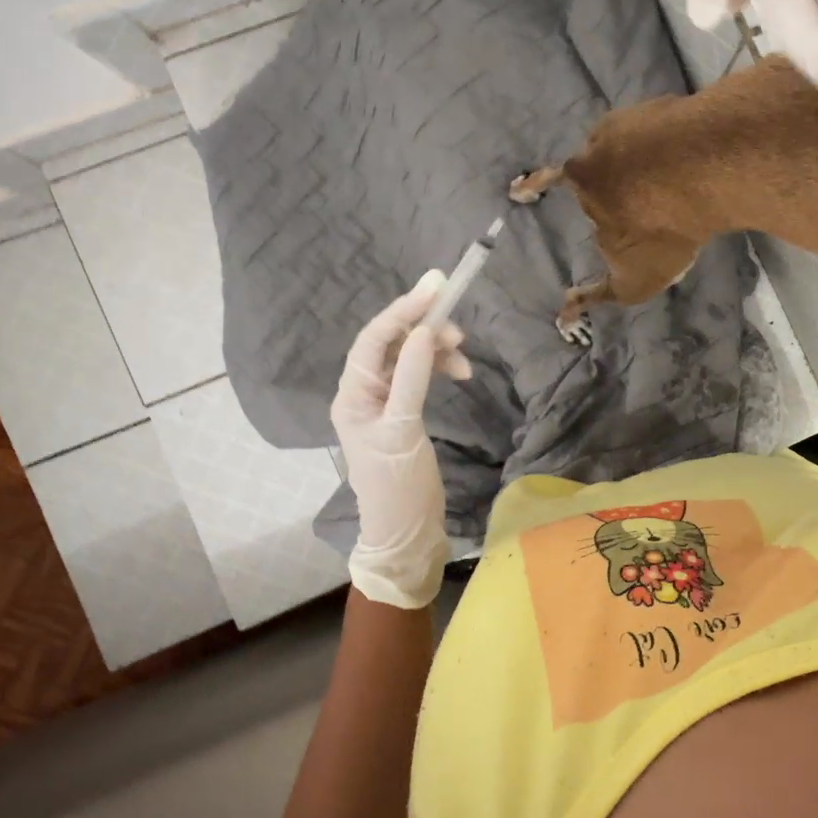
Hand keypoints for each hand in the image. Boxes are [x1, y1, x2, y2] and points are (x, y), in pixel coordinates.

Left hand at [331, 271, 471, 608]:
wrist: (406, 532)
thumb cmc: (398, 484)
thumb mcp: (405, 429)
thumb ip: (414, 377)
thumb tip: (424, 330)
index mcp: (352, 394)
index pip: (375, 339)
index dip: (404, 310)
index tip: (436, 286)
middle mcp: (363, 392)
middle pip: (391, 343)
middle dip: (423, 328)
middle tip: (459, 325)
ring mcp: (383, 403)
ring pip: (409, 357)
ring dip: (435, 349)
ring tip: (464, 353)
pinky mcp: (402, 413)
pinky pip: (419, 375)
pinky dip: (439, 368)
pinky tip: (460, 371)